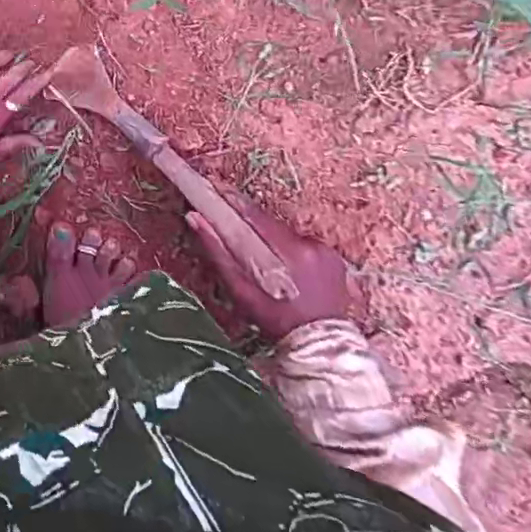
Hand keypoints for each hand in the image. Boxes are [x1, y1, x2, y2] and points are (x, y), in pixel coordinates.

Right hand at [186, 185, 349, 339]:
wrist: (321, 344)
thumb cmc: (273, 319)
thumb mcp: (240, 289)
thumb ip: (218, 252)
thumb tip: (194, 218)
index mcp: (287, 252)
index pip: (255, 215)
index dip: (234, 201)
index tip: (216, 187)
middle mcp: (310, 245)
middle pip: (271, 223)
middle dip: (249, 219)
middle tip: (228, 214)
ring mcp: (326, 251)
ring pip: (287, 234)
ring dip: (270, 237)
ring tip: (257, 249)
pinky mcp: (335, 258)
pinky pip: (304, 245)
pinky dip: (290, 249)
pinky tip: (282, 263)